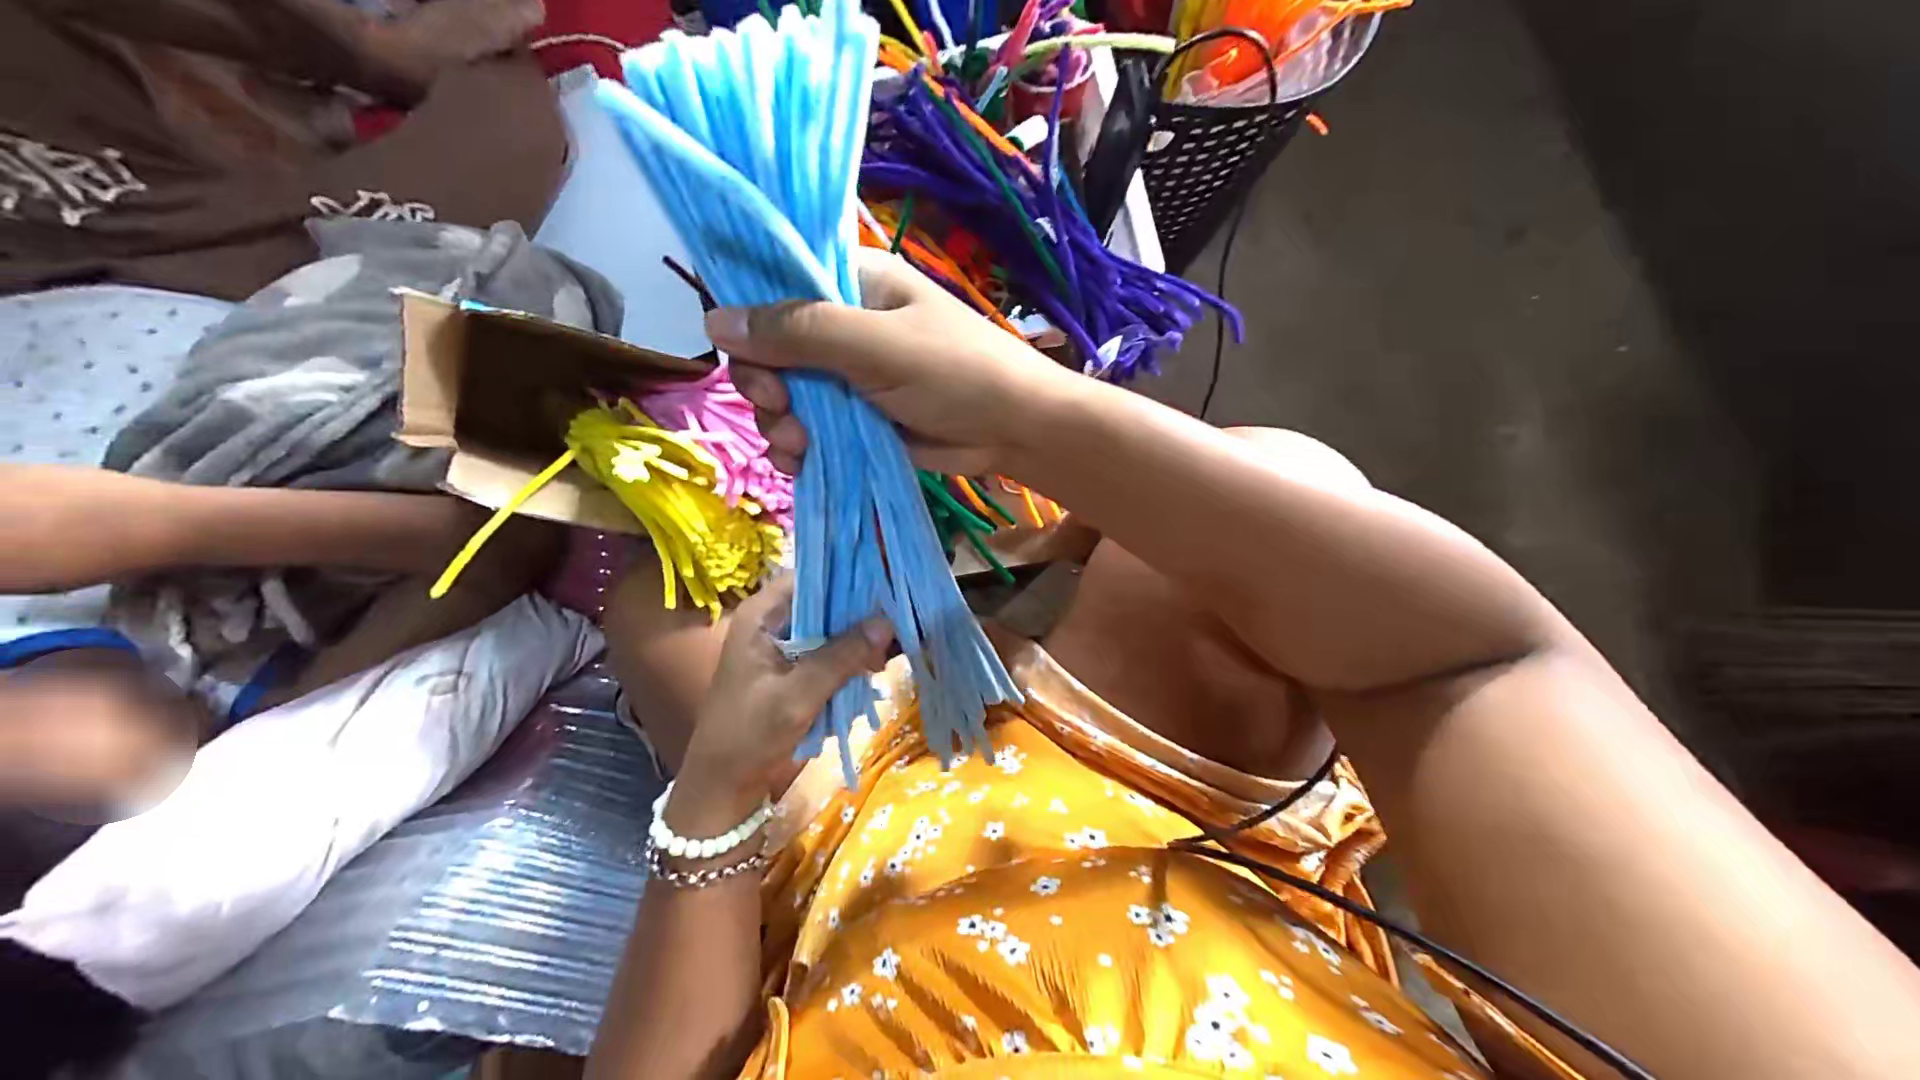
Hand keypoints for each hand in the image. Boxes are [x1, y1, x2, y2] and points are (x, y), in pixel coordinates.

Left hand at [674, 577, 891, 816]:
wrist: (723, 785)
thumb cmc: (750, 734)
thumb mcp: (798, 695)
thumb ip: (841, 657)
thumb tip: (886, 623)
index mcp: (763, 615)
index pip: (810, 575)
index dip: (847, 572)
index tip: (885, 578)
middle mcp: (775, 622)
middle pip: (826, 600)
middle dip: (860, 609)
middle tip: (899, 614)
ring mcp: (785, 646)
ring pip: (832, 627)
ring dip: (859, 635)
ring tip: (895, 641)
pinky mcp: (796, 670)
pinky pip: (830, 652)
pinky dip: (851, 657)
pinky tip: (877, 664)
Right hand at [708, 249, 1077, 475]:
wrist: (1014, 430)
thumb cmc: (957, 372)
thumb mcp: (878, 345)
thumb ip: (800, 332)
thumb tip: (714, 320)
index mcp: (851, 284)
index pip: (774, 287)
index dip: (751, 321)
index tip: (752, 359)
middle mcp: (842, 326)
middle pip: (770, 349)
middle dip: (766, 385)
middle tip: (783, 409)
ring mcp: (847, 377)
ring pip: (784, 395)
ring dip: (779, 422)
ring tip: (800, 445)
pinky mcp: (855, 420)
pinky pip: (807, 429)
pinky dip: (798, 447)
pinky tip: (802, 462)